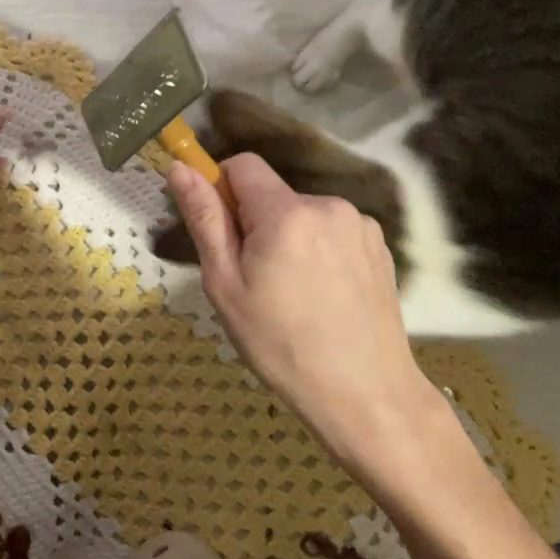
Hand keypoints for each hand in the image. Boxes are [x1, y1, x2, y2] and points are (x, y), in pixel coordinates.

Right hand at [165, 155, 433, 455]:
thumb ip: (204, 219)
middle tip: (248, 276)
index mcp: (286, 213)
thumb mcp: (224, 282)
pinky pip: (327, 231)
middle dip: (251, 221)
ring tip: (285, 290)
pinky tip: (316, 293)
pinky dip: (312, 249)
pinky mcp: (378, 246)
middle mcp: (328, 206)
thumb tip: (180, 168)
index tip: (216, 230)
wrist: (364, 394)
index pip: (241, 165)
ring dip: (283, 236)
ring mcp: (360, 226)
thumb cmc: (278, 342)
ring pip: (298, 213)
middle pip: (270, 193)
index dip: (219, 187)